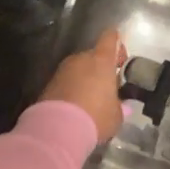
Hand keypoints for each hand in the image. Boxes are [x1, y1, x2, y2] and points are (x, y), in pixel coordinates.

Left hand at [38, 28, 127, 143]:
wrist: (58, 130)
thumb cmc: (96, 118)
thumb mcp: (117, 114)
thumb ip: (118, 103)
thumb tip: (117, 102)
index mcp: (101, 61)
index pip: (110, 38)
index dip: (117, 45)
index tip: (120, 60)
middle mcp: (81, 59)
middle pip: (93, 56)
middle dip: (100, 69)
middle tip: (106, 89)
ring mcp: (62, 70)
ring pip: (78, 69)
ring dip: (85, 80)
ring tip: (90, 101)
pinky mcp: (49, 83)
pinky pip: (66, 81)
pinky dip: (72, 89)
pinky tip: (76, 107)